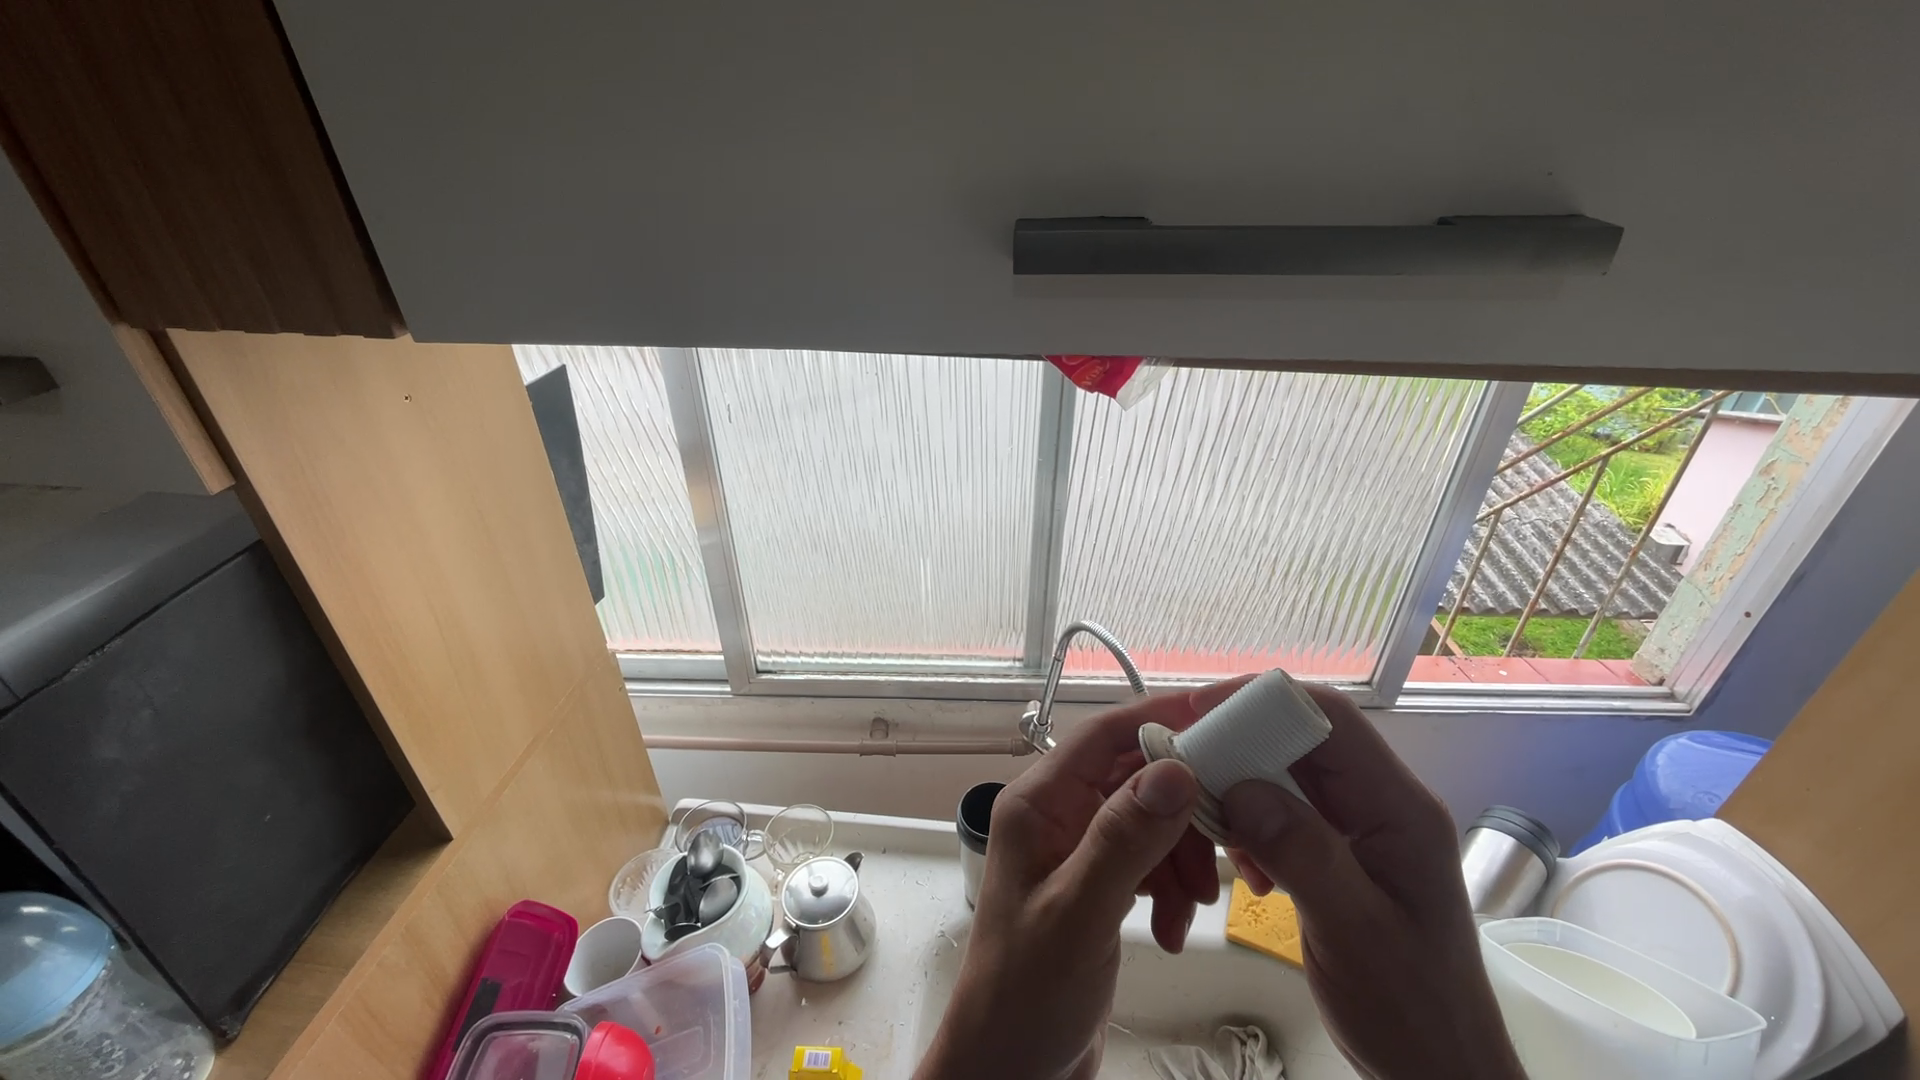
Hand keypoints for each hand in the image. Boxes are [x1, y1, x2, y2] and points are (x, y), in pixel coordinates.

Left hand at [914, 682, 1244, 1079]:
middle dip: (1183, 808)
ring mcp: (1078, 848)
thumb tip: (1175, 768)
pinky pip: (1149, 859)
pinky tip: (1173, 929)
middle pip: (1135, 776)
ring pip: (1150, 819)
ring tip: (1193, 906)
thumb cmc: (1027, 992)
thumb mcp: (1079, 912)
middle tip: (1225, 844)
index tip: (1221, 722)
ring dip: (1182, 856)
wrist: (1011, 1066)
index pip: (1102, 735)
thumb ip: (1125, 839)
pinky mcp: (1099, 882)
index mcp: (1037, 803)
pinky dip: (1171, 886)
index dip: (1160, 720)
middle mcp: (1057, 814)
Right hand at [1222, 683, 1523, 1079]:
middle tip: (1183, 767)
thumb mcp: (1355, 932)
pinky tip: (1244, 869)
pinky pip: (1282, 813)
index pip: (1328, 718)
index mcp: (1399, 808)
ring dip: (1240, 791)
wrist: (1440, 1070)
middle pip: (1299, 740)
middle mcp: (1381, 803)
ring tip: (1210, 827)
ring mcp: (1360, 827)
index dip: (1261, 701)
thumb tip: (1241, 788)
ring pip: (1284, 775)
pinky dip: (1250, 827)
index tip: (1196, 713)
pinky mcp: (1338, 852)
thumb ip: (1304, 854)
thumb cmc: (1409, 1008)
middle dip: (1238, 745)